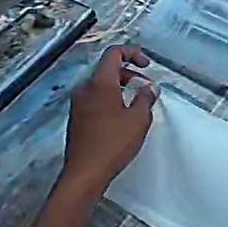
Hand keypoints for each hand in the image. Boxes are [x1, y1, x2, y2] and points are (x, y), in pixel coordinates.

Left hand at [61, 44, 157, 194]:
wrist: (84, 174)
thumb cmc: (112, 144)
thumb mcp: (138, 119)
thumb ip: (146, 98)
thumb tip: (150, 89)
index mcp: (100, 84)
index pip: (113, 54)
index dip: (131, 52)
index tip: (145, 63)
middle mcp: (85, 90)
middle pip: (107, 69)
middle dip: (129, 73)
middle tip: (146, 87)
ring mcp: (78, 104)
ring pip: (101, 85)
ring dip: (120, 87)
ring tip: (136, 103)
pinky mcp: (76, 118)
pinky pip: (94, 99)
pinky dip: (109, 99)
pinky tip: (121, 116)